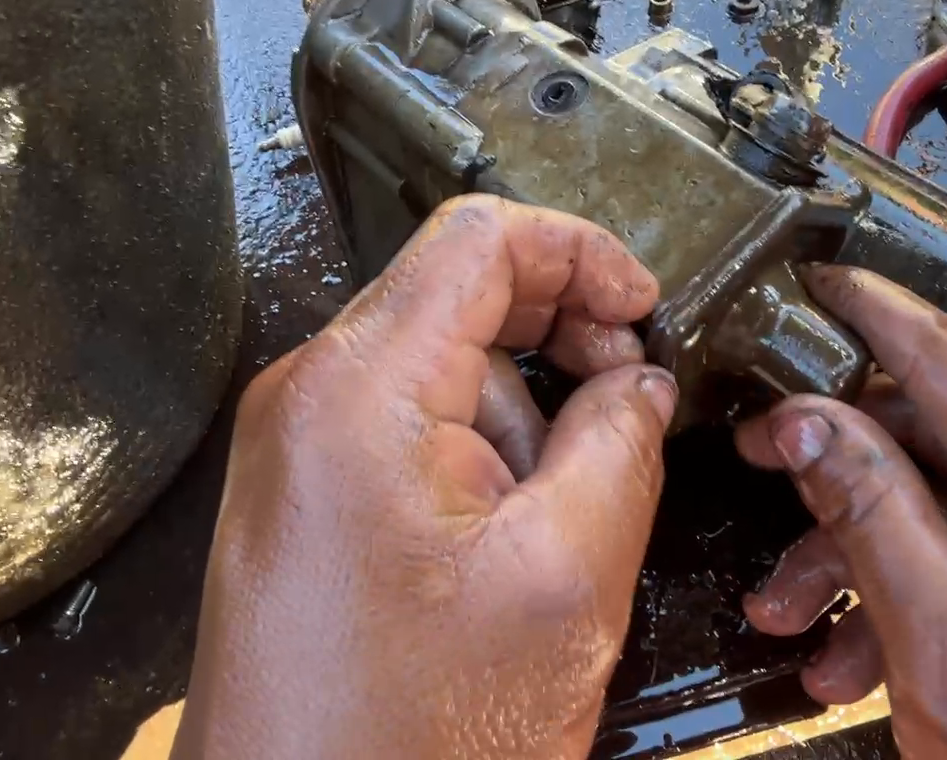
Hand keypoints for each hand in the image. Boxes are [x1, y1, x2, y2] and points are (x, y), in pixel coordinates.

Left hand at [173, 196, 675, 759]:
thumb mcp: (563, 578)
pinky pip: (418, 414)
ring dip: (526, 401)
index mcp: (361, 387)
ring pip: (448, 357)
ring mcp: (304, 435)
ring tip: (563, 495)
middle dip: (560, 322)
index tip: (640, 305)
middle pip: (460, 287)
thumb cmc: (419, 741)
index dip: (577, 251)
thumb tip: (641, 380)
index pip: (479, 238)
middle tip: (627, 389)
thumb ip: (620, 445)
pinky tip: (512, 518)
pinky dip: (485, 440)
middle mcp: (314, 390)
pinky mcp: (313, 479)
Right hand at [738, 266, 946, 758]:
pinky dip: (931, 585)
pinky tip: (862, 655)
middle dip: (840, 464)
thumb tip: (802, 414)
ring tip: (792, 617)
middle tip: (758, 468)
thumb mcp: (941, 639)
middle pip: (942, 436)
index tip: (816, 276)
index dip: (874, 310)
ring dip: (869, 546)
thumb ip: (868, 507)